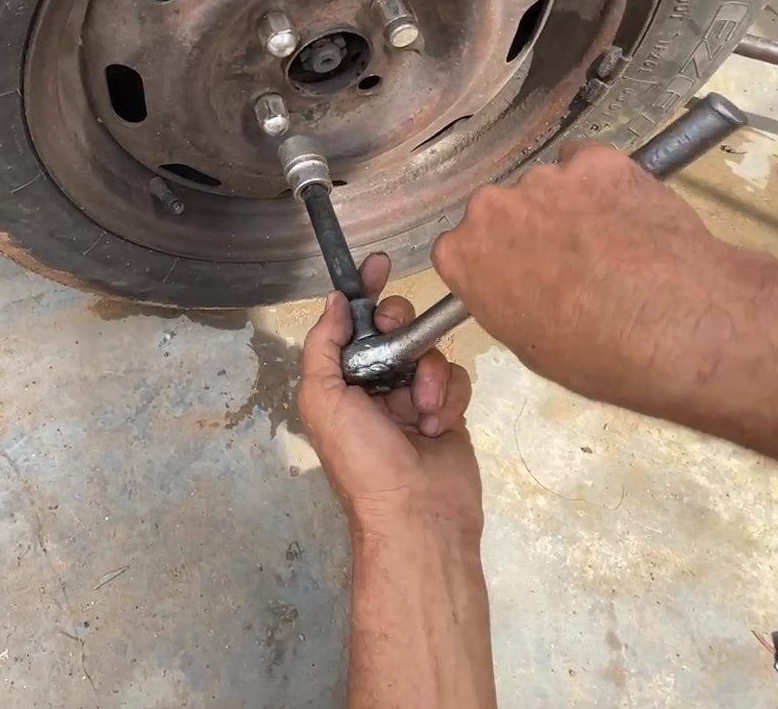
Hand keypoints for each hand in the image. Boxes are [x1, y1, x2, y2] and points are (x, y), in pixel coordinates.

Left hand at [299, 253, 481, 541]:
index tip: (379, 263)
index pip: (353, 323)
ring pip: (427, 351)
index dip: (365, 291)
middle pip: (394, 328)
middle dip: (399, 327)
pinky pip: (454, 378)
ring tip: (420, 412)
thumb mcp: (322, 398)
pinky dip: (448, 397)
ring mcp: (413, 396)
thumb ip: (323, 345)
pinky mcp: (448, 410)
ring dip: (425, 376)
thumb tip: (332, 301)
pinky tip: (438, 425)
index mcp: (341, 379)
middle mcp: (376, 383)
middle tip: (400, 338)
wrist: (417, 514)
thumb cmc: (362, 458)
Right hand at [430, 140, 738, 409]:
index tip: (519, 273)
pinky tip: (629, 212)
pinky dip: (604, 181)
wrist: (675, 327)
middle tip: (569, 259)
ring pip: (547, 187)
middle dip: (527, 229)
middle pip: (500, 210)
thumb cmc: (595, 354)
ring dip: (569, 206)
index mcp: (460, 255)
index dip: (494, 258)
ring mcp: (541, 179)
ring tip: (613, 241)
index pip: (461, 246)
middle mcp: (488, 208)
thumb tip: (522, 285)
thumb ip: (503, 297)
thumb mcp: (526, 344)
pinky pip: (588, 162)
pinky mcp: (594, 161)